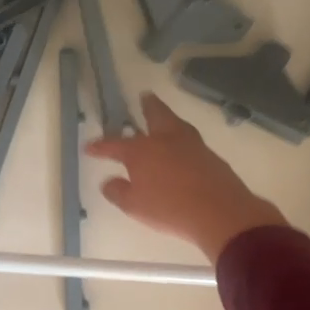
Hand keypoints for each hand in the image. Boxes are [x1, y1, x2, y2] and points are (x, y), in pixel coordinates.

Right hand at [85, 92, 286, 260]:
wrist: (220, 212)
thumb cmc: (169, 209)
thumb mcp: (134, 206)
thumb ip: (118, 191)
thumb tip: (109, 182)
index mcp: (140, 150)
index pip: (114, 144)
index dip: (100, 146)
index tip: (89, 147)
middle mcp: (165, 139)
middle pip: (154, 114)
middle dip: (147, 105)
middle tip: (144, 96)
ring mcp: (191, 144)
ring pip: (175, 123)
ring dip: (167, 117)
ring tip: (163, 118)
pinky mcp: (209, 154)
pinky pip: (190, 139)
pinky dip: (181, 137)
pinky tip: (179, 146)